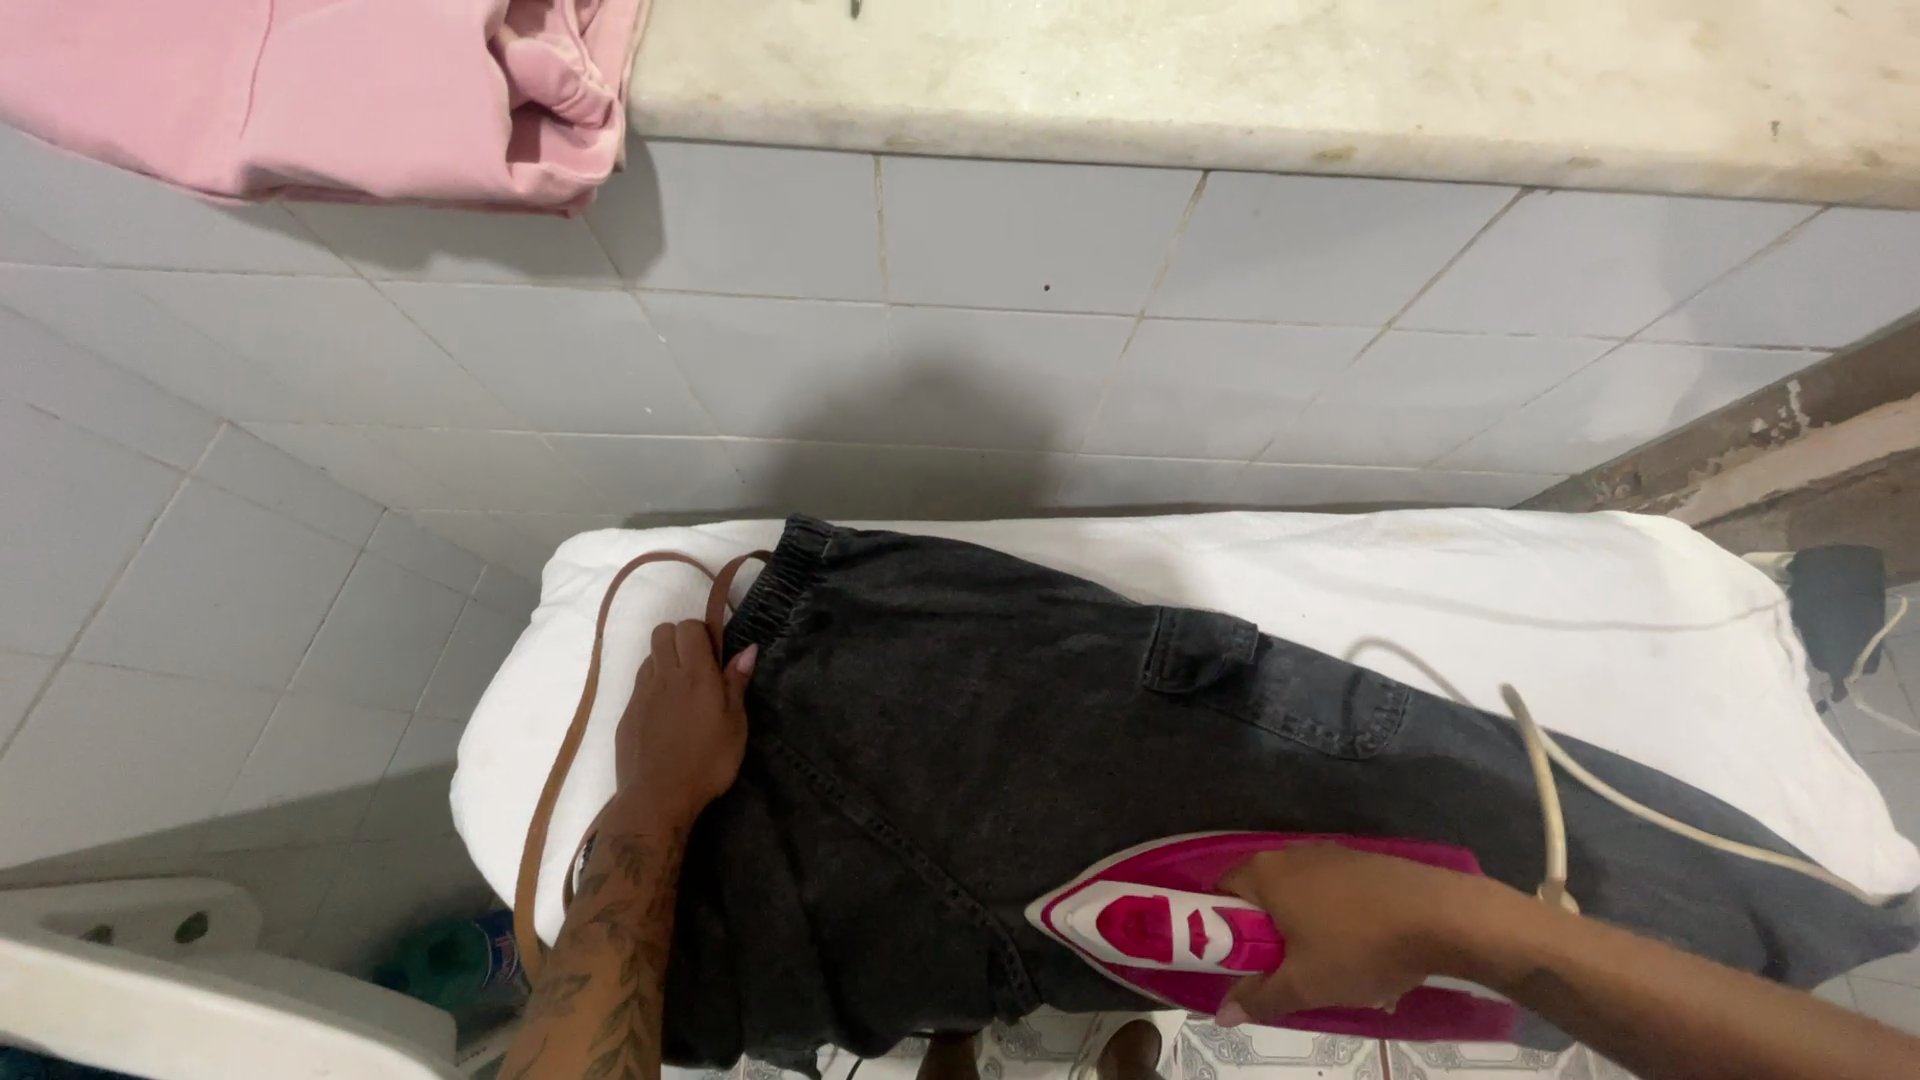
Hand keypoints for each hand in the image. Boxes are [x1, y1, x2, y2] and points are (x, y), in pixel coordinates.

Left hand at [613, 620, 757, 823]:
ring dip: (665, 660)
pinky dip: (653, 686)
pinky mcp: (627, 713)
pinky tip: (666, 713)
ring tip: (682, 689)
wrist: (657, 797)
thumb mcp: (736, 724)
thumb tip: (748, 648)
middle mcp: (664, 676)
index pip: (688, 627)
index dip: (702, 633)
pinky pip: (640, 684)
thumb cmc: (708, 761)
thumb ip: (737, 683)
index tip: (715, 654)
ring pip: (649, 656)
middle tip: (698, 666)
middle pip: (663, 632)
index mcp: (696, 675)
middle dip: (680, 639)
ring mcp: (641, 694)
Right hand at [1213, 842, 1499, 1025]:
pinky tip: (1366, 953)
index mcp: (1262, 874)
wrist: (1441, 916)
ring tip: (1334, 971)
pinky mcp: (1359, 862)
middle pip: (1260, 897)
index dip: (1221, 930)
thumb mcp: (1307, 985)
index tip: (1242, 963)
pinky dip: (1336, 921)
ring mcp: (1325, 854)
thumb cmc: (1359, 947)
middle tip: (1289, 974)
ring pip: (1299, 897)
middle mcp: (1286, 855)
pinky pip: (1330, 892)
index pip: (1219, 894)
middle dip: (1270, 938)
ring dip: (1305, 932)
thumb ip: (1260, 998)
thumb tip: (1220, 1015)